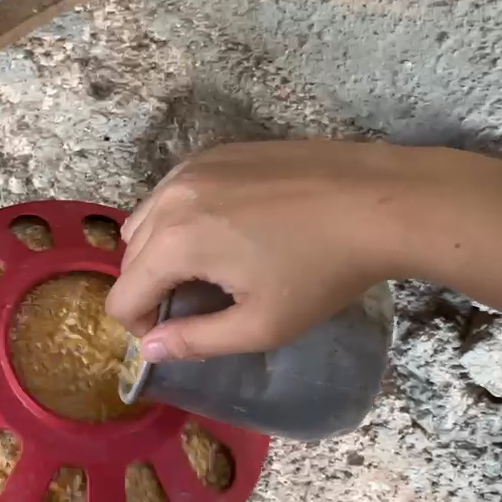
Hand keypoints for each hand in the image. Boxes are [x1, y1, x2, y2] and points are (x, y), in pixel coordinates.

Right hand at [107, 139, 421, 360]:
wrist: (380, 200)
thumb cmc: (322, 271)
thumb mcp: (261, 325)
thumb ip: (195, 341)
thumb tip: (148, 349)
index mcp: (174, 243)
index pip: (121, 295)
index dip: (140, 325)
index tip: (180, 331)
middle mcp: (169, 199)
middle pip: (128, 257)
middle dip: (150, 287)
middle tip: (199, 301)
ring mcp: (191, 168)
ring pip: (145, 219)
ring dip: (158, 249)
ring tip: (208, 263)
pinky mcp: (214, 152)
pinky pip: (171, 191)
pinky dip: (179, 215)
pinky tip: (226, 226)